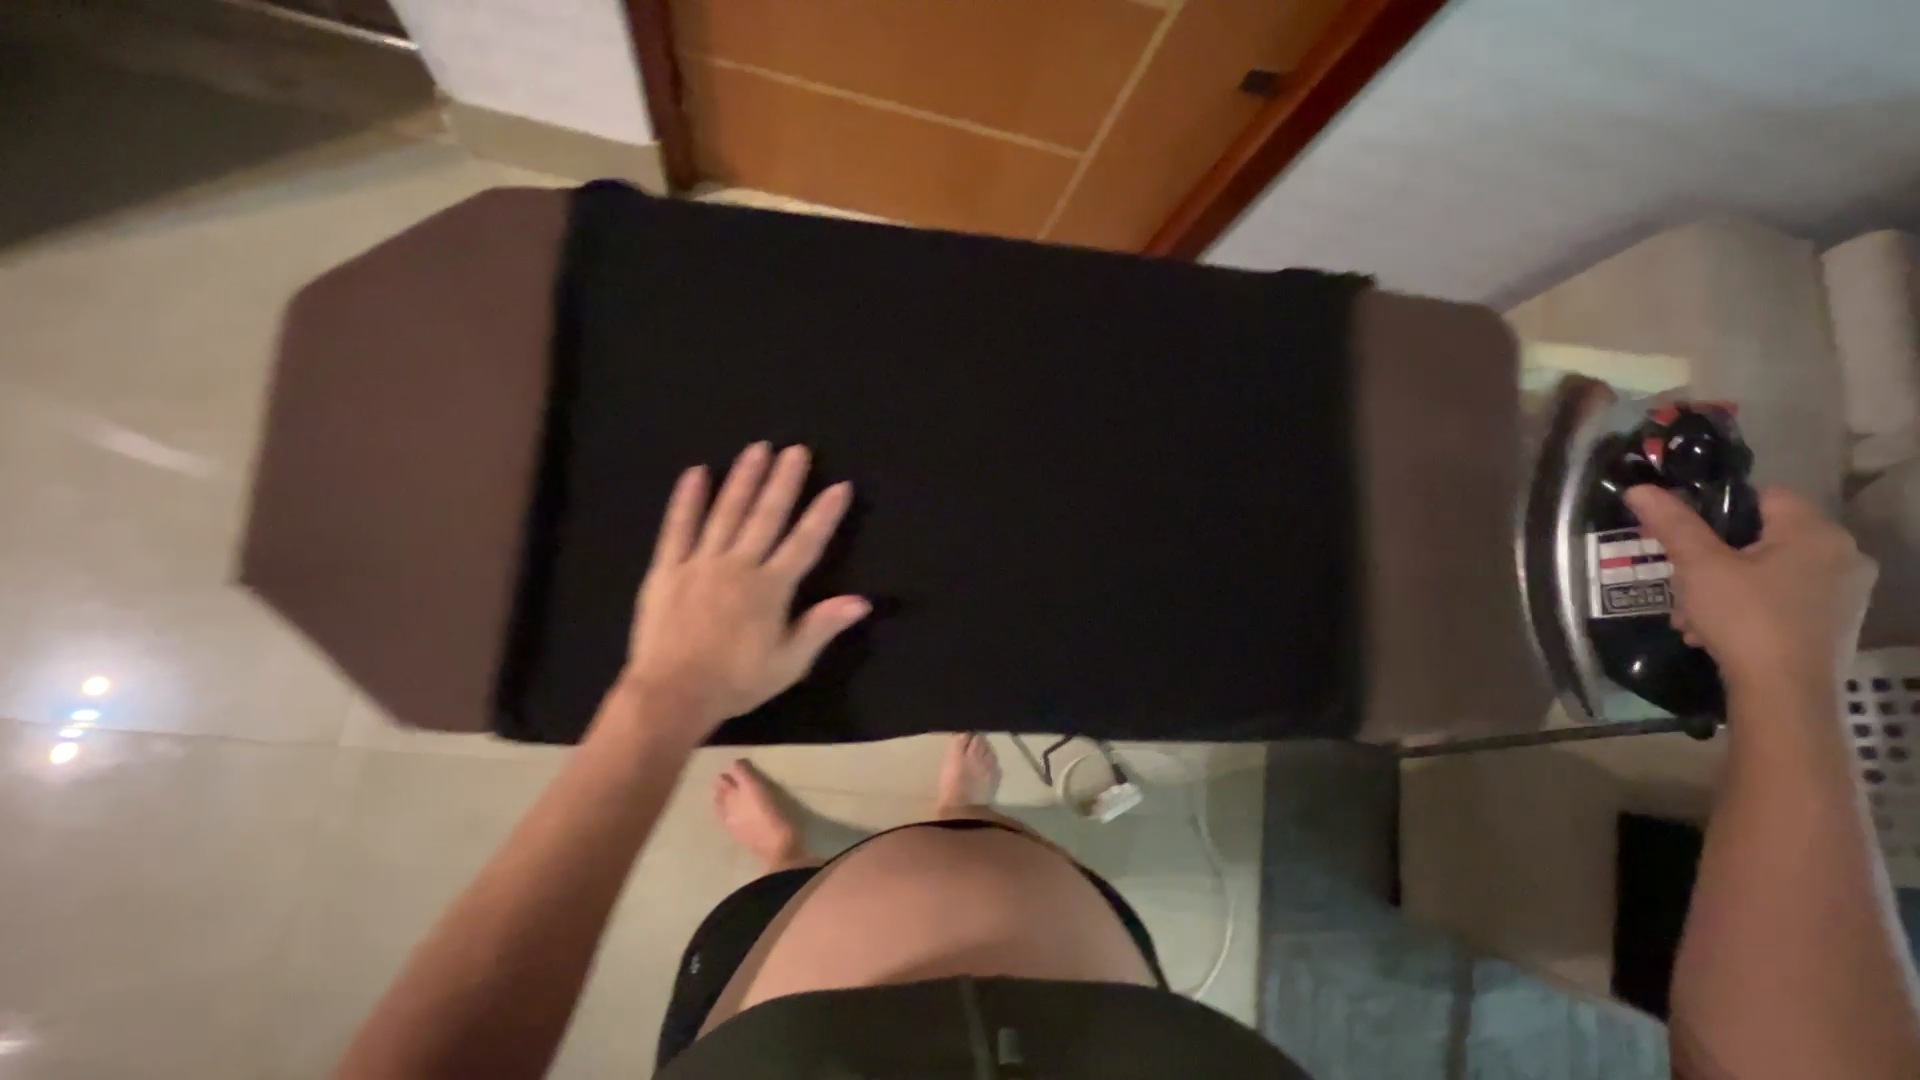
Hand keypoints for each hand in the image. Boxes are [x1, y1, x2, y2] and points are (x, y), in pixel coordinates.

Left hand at [618, 442, 868, 738]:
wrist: (672, 694)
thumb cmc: (736, 682)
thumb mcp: (789, 663)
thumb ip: (821, 626)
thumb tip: (861, 601)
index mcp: (770, 589)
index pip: (804, 543)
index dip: (823, 514)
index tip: (839, 486)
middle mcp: (738, 566)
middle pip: (766, 516)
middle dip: (784, 481)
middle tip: (796, 450)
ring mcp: (700, 563)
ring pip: (726, 513)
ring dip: (743, 479)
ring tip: (757, 449)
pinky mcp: (667, 569)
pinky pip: (677, 528)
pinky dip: (687, 500)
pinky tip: (696, 473)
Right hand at [1625, 485, 1875, 693]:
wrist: (1783, 690)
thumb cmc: (1744, 617)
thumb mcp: (1698, 566)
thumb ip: (1672, 523)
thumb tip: (1639, 488)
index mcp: (1816, 533)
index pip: (1763, 497)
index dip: (1717, 511)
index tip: (1685, 537)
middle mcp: (1842, 555)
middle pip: (1761, 538)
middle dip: (1712, 560)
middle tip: (1682, 583)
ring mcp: (1844, 591)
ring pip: (1767, 571)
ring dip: (1723, 587)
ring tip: (1693, 616)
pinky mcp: (1834, 621)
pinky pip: (1782, 598)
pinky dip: (1747, 607)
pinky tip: (1718, 632)